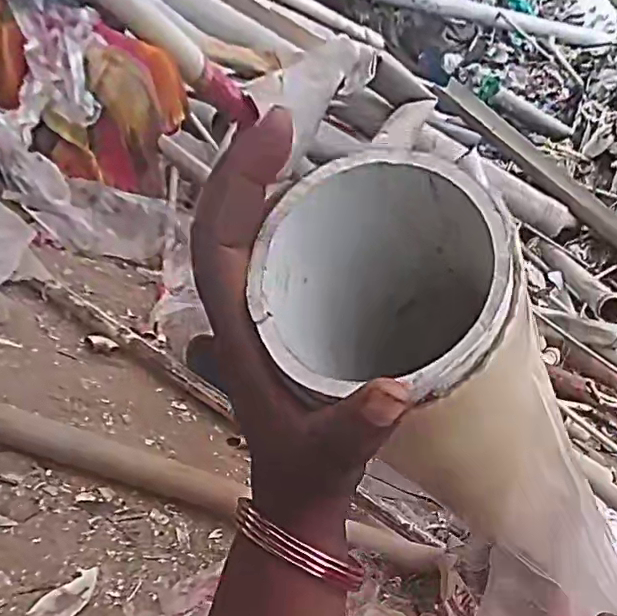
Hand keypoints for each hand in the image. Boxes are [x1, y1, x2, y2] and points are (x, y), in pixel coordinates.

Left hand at [191, 107, 410, 534]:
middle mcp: (244, 313)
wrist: (300, 495)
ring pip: (254, 234)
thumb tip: (397, 389)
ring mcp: (264, 317)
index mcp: (240, 333)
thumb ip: (359, 426)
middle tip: (299, 120)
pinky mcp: (288, 323)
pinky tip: (336, 211)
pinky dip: (302, 224)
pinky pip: (285, 258)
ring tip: (315, 148)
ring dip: (274, 186)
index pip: (218, 240)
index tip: (278, 130)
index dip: (239, 180)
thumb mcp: (331, 452)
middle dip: (252, 164)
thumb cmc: (305, 474)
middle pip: (228, 220)